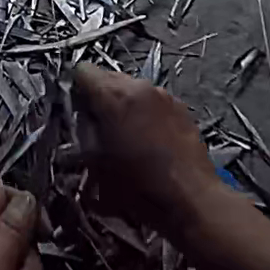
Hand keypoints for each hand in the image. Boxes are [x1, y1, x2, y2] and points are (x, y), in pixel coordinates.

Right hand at [72, 63, 219, 239]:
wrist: (192, 200)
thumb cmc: (140, 188)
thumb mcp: (98, 165)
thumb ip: (85, 134)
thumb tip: (83, 123)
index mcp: (112, 96)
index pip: (83, 70)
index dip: (77, 87)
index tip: (79, 109)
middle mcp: (137, 85)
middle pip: (108, 76)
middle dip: (101, 95)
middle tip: (101, 125)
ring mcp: (161, 93)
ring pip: (132, 87)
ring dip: (125, 102)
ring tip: (128, 133)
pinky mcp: (180, 105)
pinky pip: (153, 99)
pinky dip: (146, 110)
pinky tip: (151, 138)